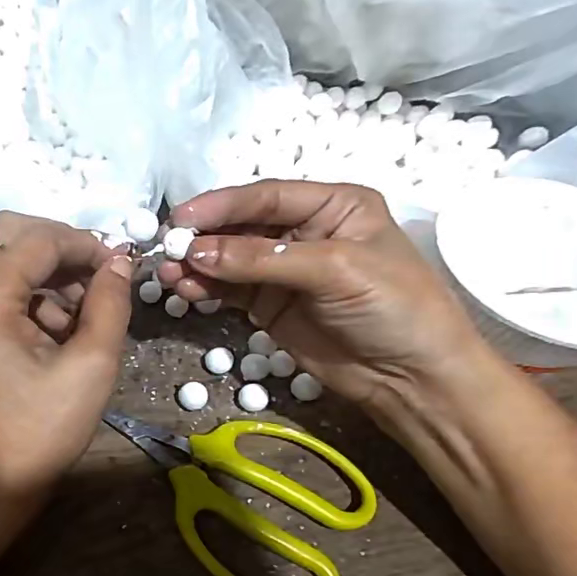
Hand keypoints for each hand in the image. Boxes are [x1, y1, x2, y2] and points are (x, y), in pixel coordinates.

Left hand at [0, 211, 132, 499]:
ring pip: (7, 259)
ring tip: (84, 316)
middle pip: (13, 234)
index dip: (87, 246)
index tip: (122, 268)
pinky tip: (59, 332)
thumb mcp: (90, 364)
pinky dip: (33, 295)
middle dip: (62, 249)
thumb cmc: (43, 427)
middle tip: (98, 279)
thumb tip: (120, 262)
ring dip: (49, 274)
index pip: (41, 240)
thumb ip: (109, 303)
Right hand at [156, 181, 492, 409]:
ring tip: (167, 275)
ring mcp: (282, 270)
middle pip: (241, 226)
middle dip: (203, 236)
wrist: (410, 378)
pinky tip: (184, 291)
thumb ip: (264, 259)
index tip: (181, 218)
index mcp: (332, 205)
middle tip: (166, 248)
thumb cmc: (392, 308)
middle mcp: (303, 231)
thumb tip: (197, 252)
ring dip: (196, 264)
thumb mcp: (334, 270)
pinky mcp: (268, 304)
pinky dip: (204, 289)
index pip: (267, 197)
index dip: (222, 205)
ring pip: (228, 258)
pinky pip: (228, 289)